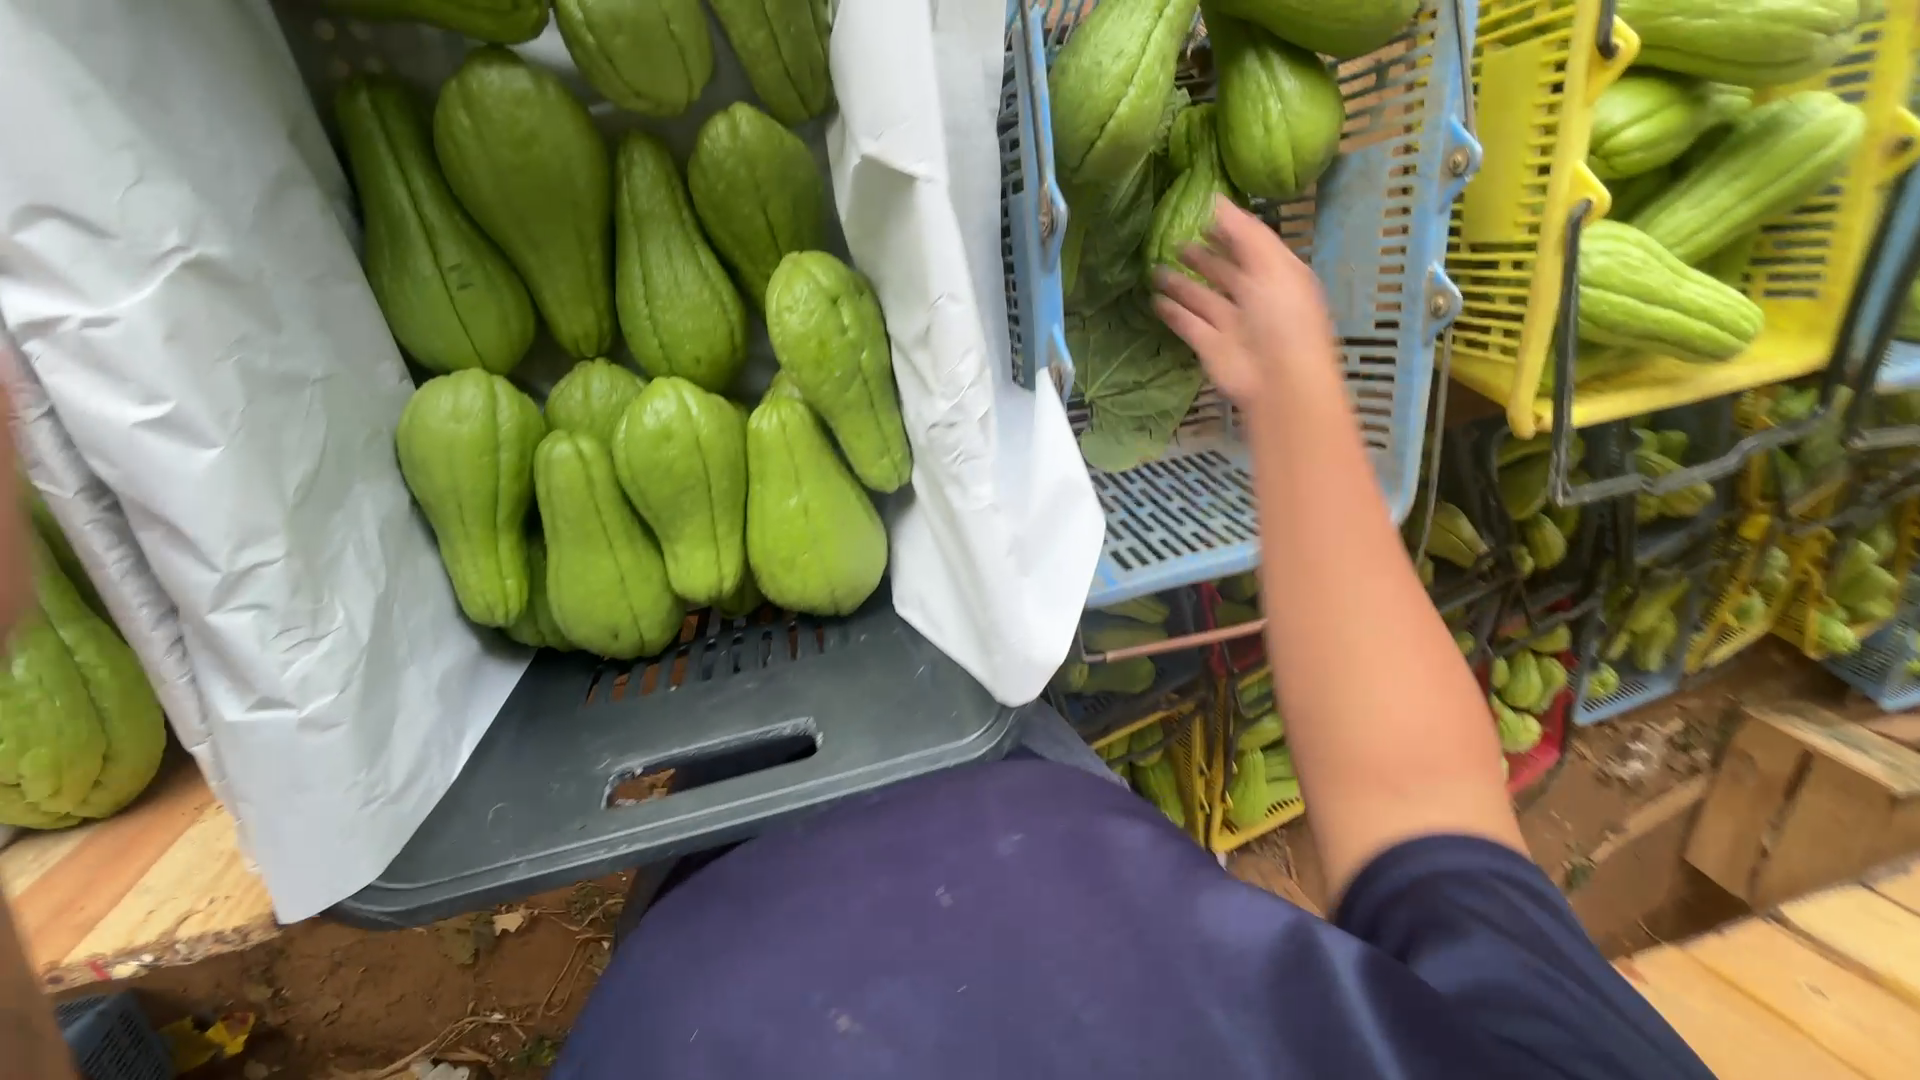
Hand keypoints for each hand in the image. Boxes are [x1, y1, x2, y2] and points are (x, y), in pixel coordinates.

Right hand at [1151, 196, 1338, 409]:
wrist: (1279, 380)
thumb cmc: (1283, 317)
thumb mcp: (1270, 264)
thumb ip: (1244, 231)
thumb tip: (1216, 199)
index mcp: (1276, 275)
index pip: (1249, 246)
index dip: (1227, 230)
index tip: (1199, 213)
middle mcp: (1254, 297)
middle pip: (1223, 271)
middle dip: (1200, 255)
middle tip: (1172, 238)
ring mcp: (1231, 323)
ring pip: (1201, 297)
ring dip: (1180, 282)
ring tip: (1154, 265)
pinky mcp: (1210, 346)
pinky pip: (1187, 324)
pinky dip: (1172, 311)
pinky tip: (1154, 298)